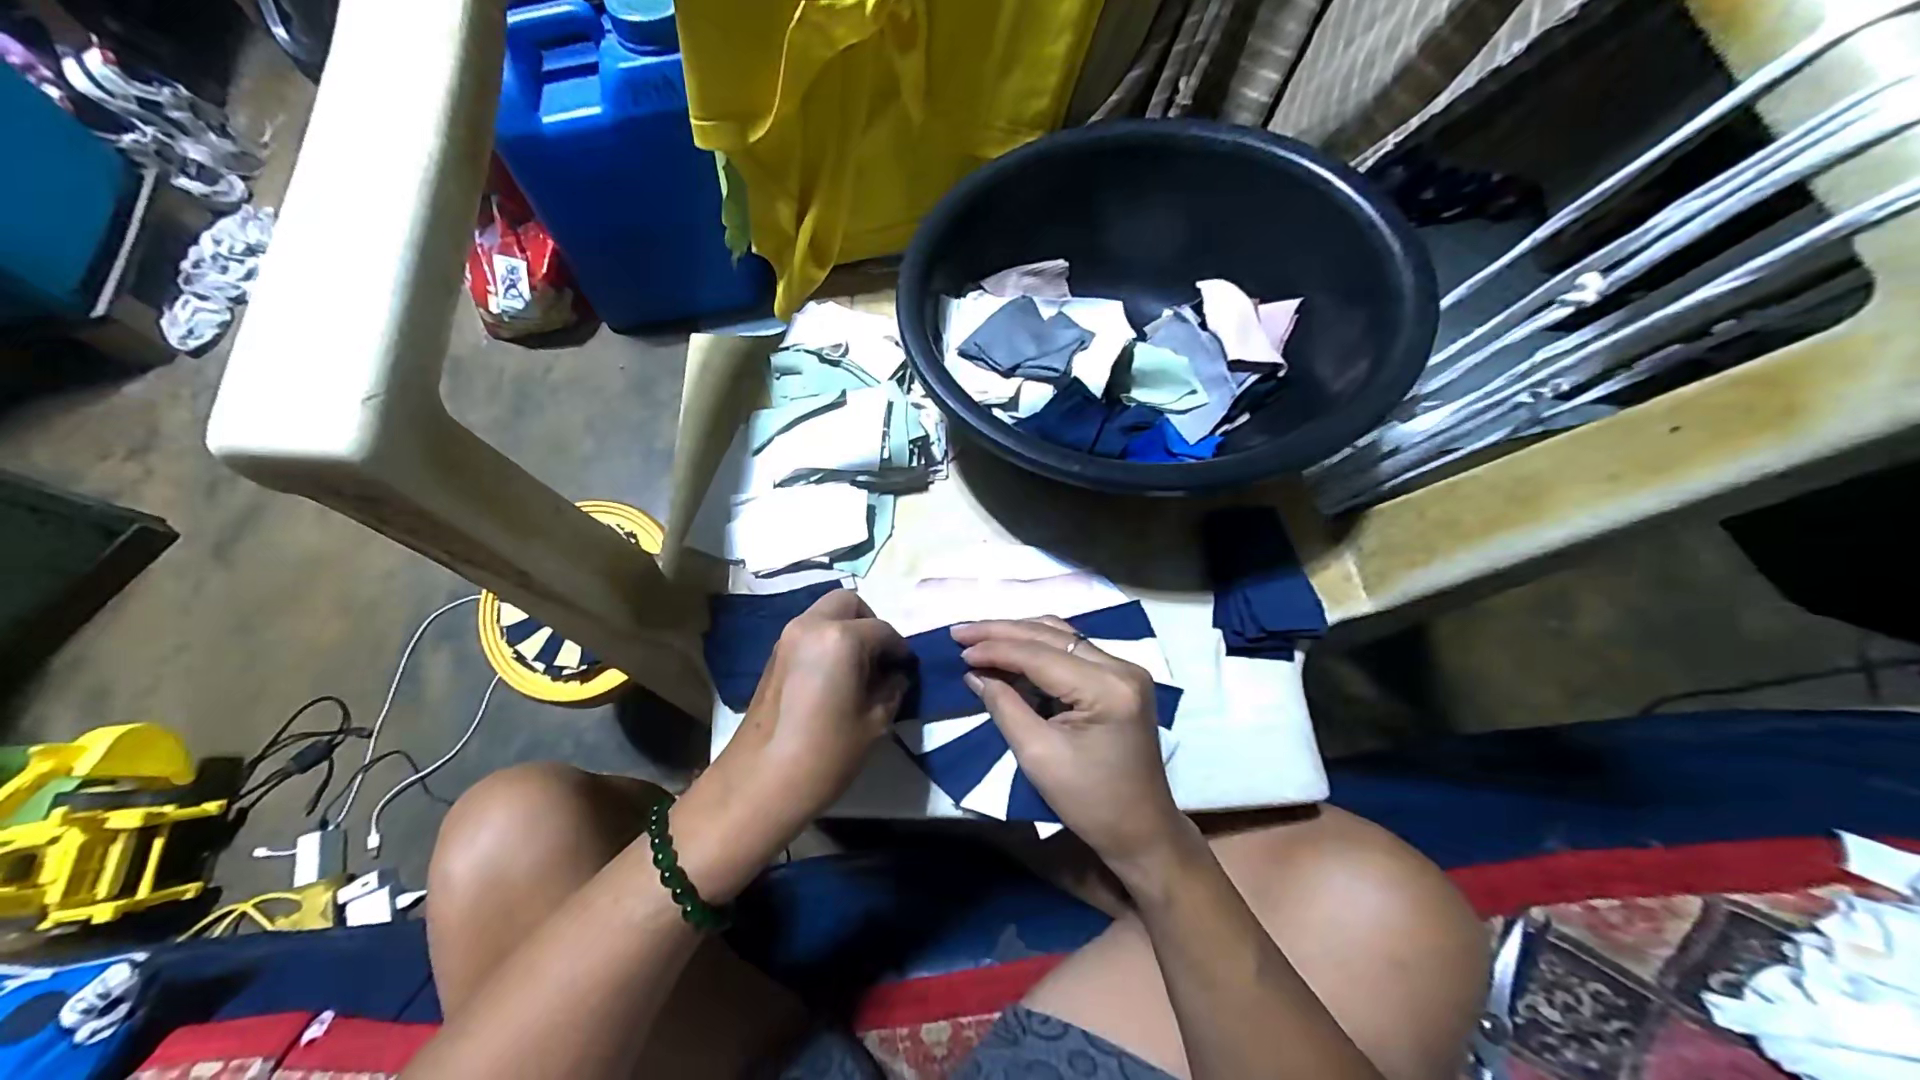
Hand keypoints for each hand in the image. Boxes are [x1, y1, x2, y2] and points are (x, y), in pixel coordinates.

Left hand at [709, 589, 909, 845]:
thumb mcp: (874, 722)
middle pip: (848, 603)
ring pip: (825, 614)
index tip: (908, 669)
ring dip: (846, 630)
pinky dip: (826, 641)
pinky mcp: (773, 656)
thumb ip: (891, 688)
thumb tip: (896, 675)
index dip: (900, 649)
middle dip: (870, 623)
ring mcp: (786, 638)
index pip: (883, 630)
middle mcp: (810, 625)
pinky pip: (808, 632)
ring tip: (859, 669)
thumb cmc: (826, 752)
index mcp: (840, 637)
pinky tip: (835, 677)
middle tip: (881, 658)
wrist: (761, 782)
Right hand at [952, 617, 1196, 869]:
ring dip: (1019, 635)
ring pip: (1061, 637)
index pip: (1040, 654)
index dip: (995, 648)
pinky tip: (1010, 652)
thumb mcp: (1038, 755)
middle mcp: (1121, 667)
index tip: (958, 649)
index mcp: (1107, 688)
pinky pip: (1072, 652)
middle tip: (961, 632)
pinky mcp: (1120, 680)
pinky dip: (1038, 650)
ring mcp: (1124, 671)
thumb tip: (975, 673)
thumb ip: (1005, 706)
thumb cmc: (1090, 802)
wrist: (1141, 831)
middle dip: (1002, 632)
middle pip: (1051, 636)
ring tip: (979, 636)